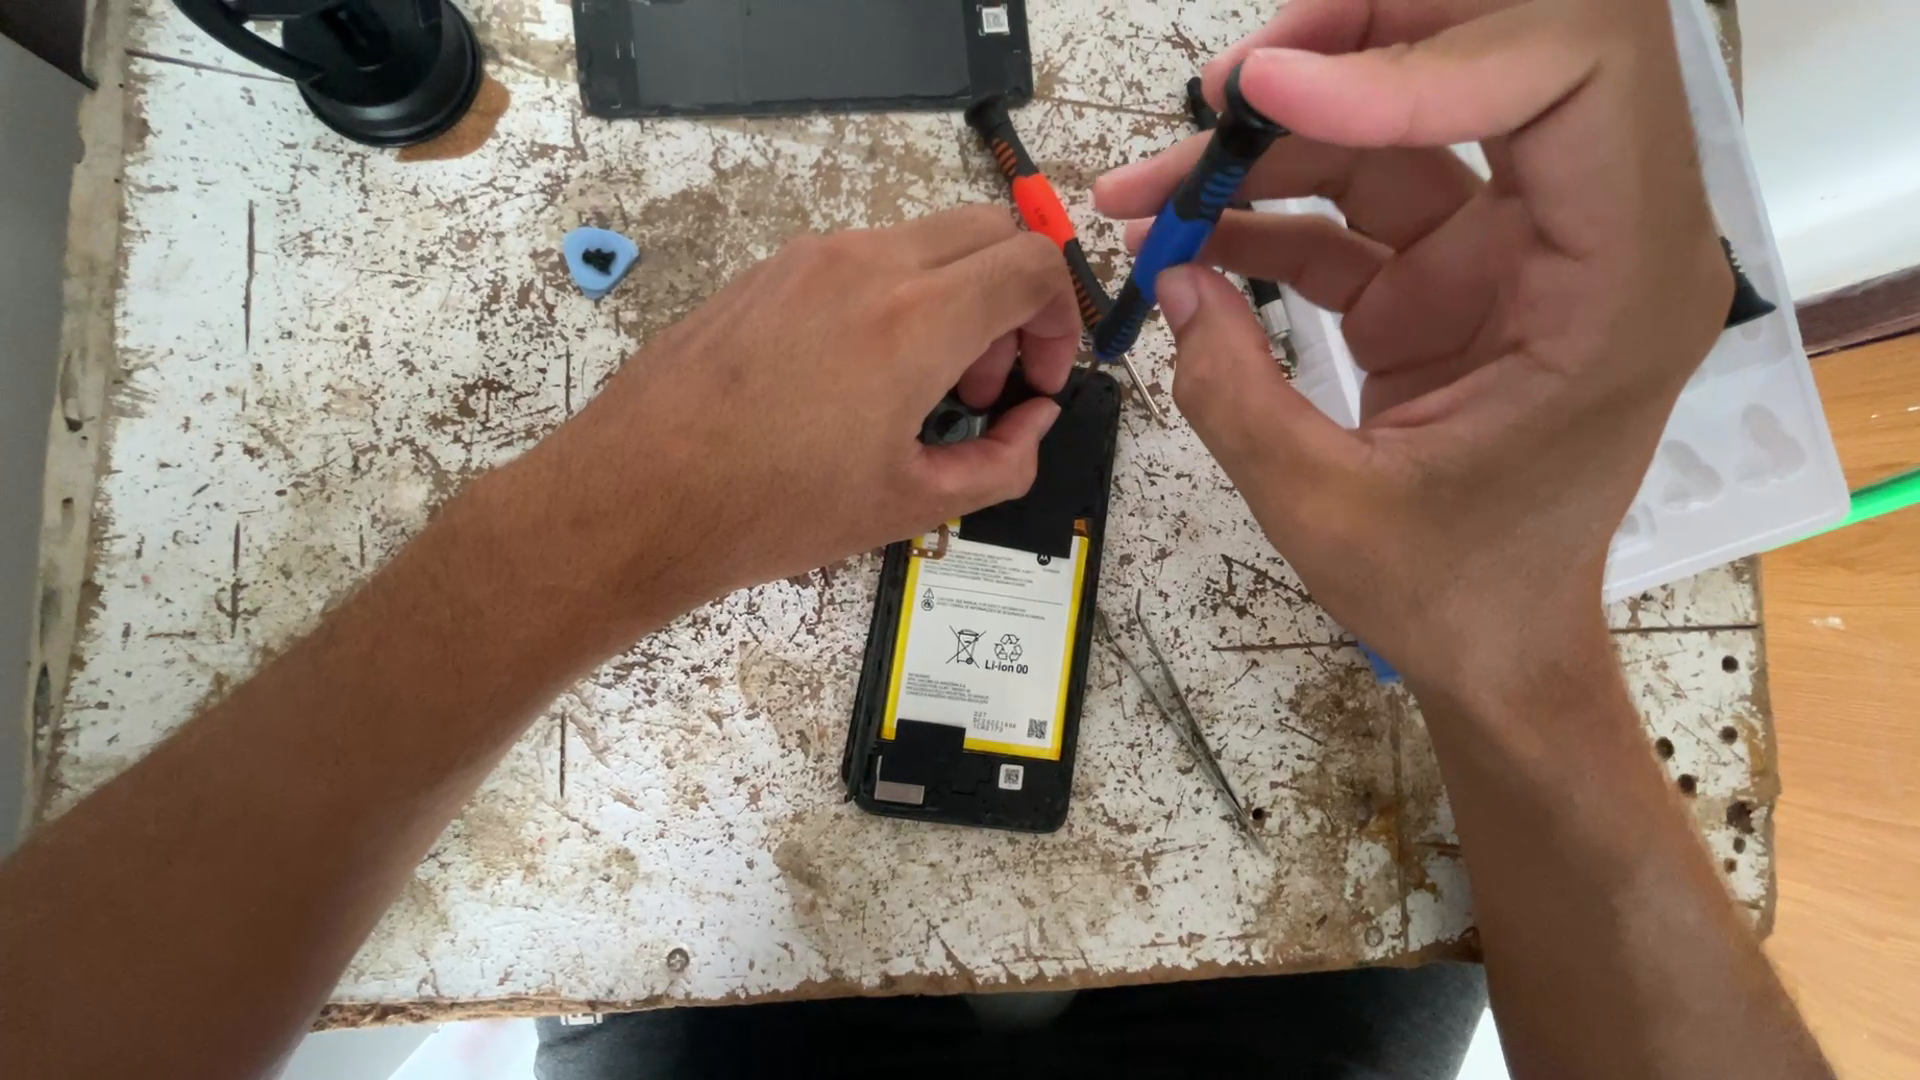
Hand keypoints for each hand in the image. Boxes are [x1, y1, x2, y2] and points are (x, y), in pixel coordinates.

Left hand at [499, 205, 1081, 628]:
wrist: (639, 497)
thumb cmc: (776, 509)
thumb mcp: (911, 505)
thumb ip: (1003, 461)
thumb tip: (1035, 421)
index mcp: (915, 319)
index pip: (1035, 265)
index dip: (1062, 321)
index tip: (1042, 379)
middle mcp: (867, 263)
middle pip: (991, 232)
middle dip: (1015, 304)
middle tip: (986, 385)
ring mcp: (810, 258)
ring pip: (926, 243)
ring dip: (956, 301)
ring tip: (922, 391)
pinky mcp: (769, 272)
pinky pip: (865, 260)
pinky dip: (899, 299)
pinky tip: (859, 379)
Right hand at [1093, 0, 1732, 701]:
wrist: (1486, 639)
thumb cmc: (1440, 591)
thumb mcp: (1318, 504)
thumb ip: (1233, 391)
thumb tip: (1172, 283)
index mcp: (1609, 285)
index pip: (1566, 74)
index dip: (1413, 55)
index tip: (1261, 94)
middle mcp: (1578, 239)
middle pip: (1491, 56)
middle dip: (1345, 53)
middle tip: (1215, 93)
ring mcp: (1503, 256)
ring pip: (1391, 138)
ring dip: (1266, 151)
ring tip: (1147, 192)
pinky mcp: (1440, 285)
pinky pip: (1347, 218)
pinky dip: (1262, 223)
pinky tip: (1183, 247)